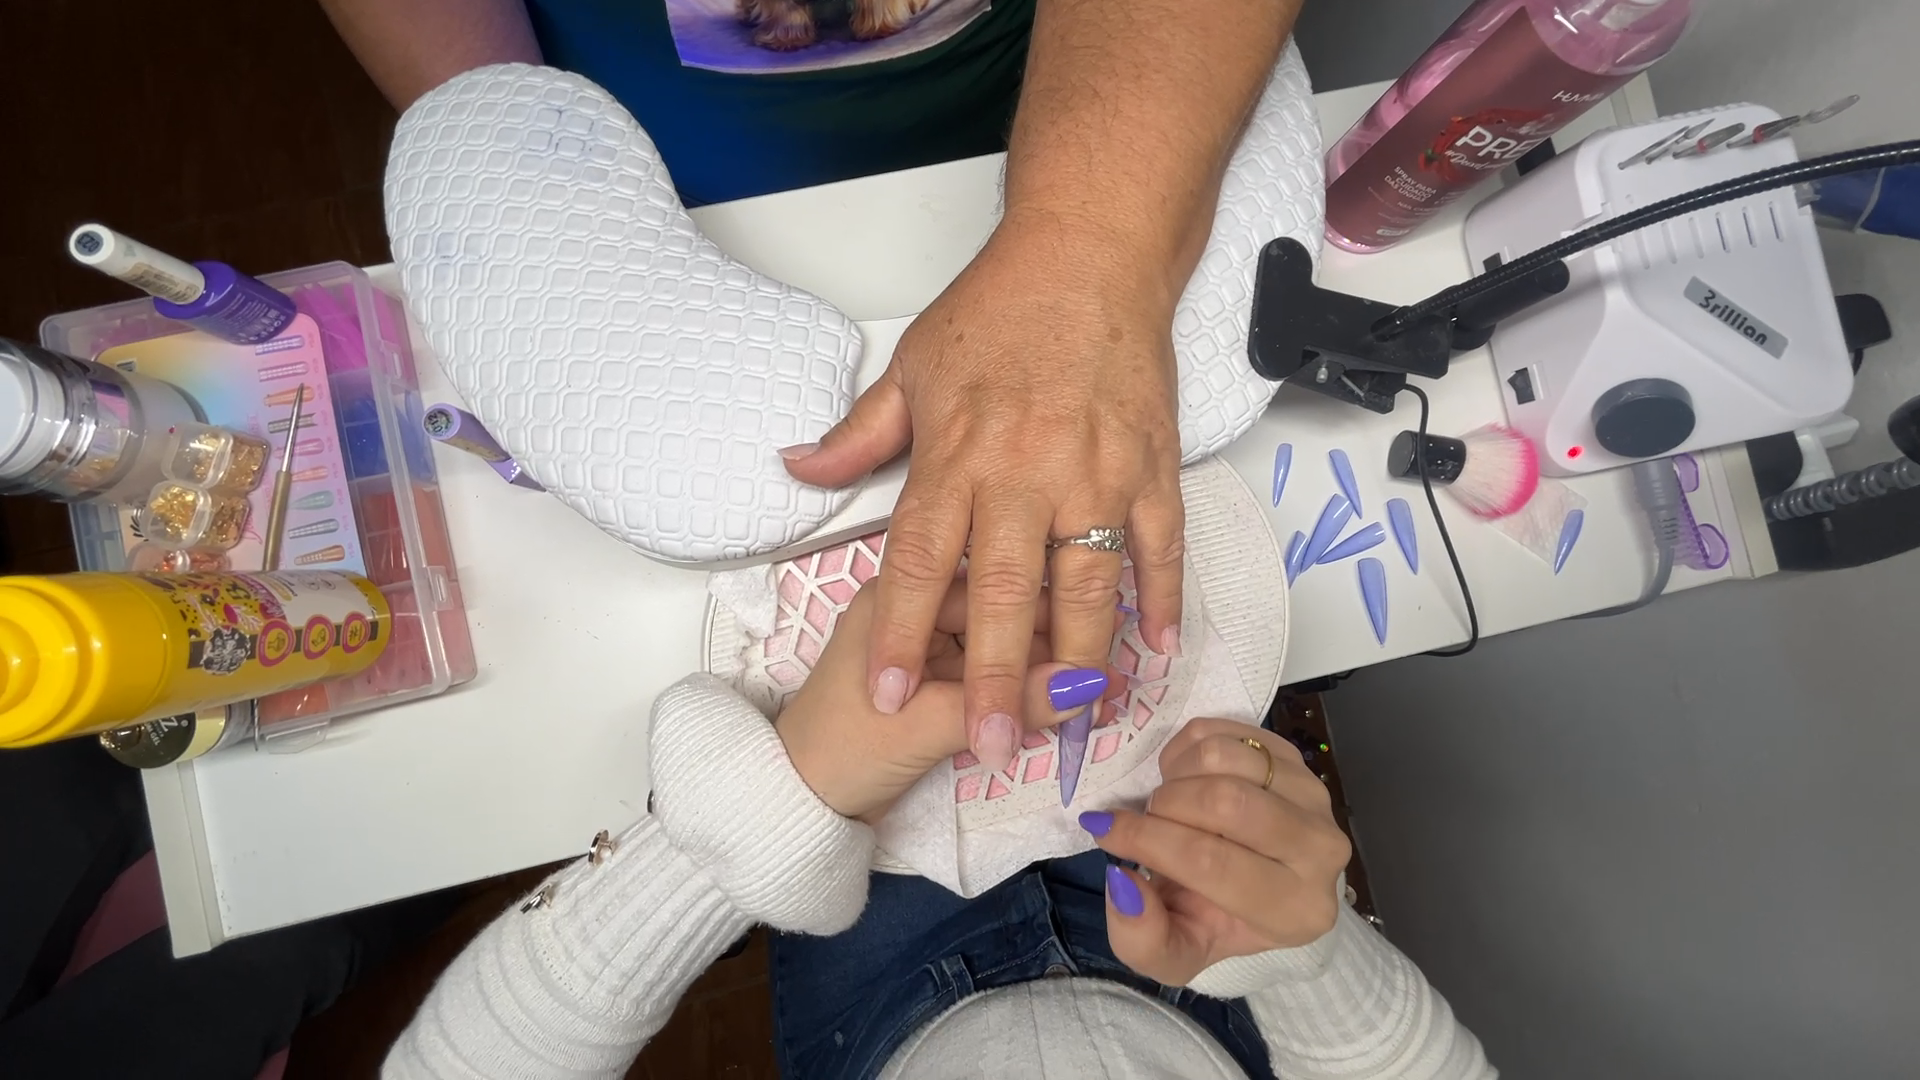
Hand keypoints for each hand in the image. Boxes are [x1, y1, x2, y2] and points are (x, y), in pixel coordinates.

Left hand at [775, 579, 1117, 821]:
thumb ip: (1006, 706)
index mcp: (899, 593)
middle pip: (1002, 614)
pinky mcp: (937, 680)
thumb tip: (1090, 688)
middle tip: (1109, 678)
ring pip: (1003, 646)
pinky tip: (1067, 706)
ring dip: (1046, 673)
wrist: (793, 806)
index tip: (1101, 640)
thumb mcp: (925, 725)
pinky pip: (993, 676)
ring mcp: (928, 644)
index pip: (989, 588)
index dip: (1047, 617)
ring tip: (1101, 696)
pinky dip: (1026, 692)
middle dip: (1054, 649)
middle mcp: (917, 606)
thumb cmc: (844, 751)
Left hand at [781, 215, 1186, 774]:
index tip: (890, 695)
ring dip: (1081, 658)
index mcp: (957, 454)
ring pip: (1088, 582)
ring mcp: (1096, 472)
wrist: (1088, 255)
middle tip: (993, 747)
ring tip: (1073, 719)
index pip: (920, 561)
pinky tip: (1158, 649)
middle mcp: (1025, 473)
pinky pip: (1159, 544)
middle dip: (998, 676)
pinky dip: (1162, 597)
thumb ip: (858, 435)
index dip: (903, 633)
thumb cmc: (997, 313)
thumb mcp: (911, 367)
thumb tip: (796, 470)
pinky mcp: (1152, 465)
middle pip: (1006, 591)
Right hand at [1078, 718, 1352, 985]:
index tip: (1105, 832)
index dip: (1148, 841)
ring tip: (1171, 799)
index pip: (1211, 863)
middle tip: (1148, 818)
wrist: (1256, 883)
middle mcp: (1321, 851)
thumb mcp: (1172, 951)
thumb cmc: (1212, 917)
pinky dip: (1186, 746)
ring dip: (1175, 772)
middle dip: (1164, 804)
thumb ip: (1142, 938)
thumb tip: (1122, 882)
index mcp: (1294, 911)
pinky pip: (1225, 730)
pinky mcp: (1294, 754)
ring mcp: (1312, 794)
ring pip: (1223, 757)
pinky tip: (1186, 776)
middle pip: (1223, 801)